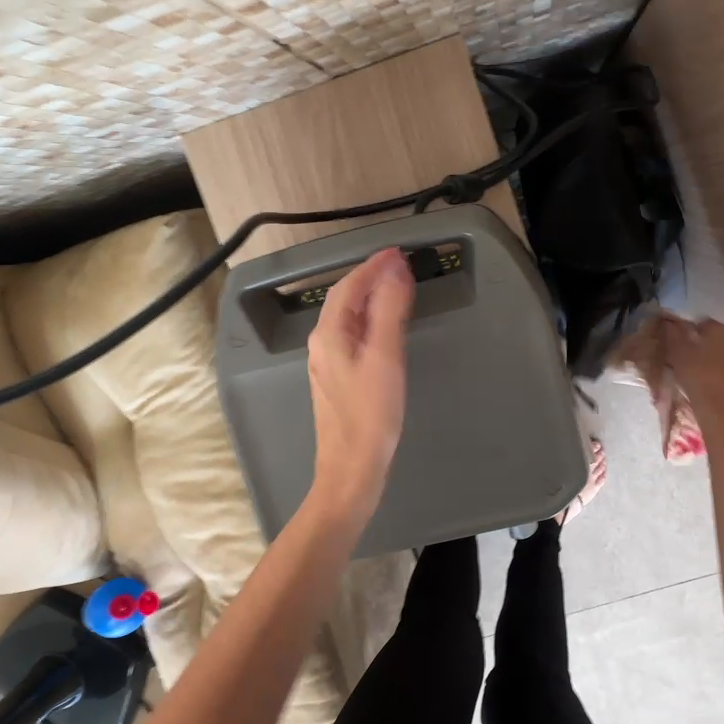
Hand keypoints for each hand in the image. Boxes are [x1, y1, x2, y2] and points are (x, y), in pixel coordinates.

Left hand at [307, 248, 414, 508]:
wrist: (351, 471)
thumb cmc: (370, 415)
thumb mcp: (386, 357)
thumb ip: (390, 309)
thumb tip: (395, 268)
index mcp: (329, 334)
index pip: (349, 285)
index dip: (373, 265)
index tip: (398, 252)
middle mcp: (322, 344)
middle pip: (344, 300)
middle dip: (371, 278)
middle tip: (401, 266)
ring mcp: (327, 364)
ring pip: (348, 319)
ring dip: (371, 299)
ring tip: (397, 289)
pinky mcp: (338, 382)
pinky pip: (353, 337)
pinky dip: (371, 322)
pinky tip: (386, 329)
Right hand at [659, 316, 723, 418]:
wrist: (721, 409)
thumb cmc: (698, 375)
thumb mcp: (677, 352)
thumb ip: (672, 333)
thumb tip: (668, 322)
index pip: (700, 324)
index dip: (685, 334)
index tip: (675, 346)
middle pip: (712, 338)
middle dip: (698, 345)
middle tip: (682, 359)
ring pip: (720, 353)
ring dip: (707, 358)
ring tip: (692, 372)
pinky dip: (716, 370)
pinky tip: (704, 381)